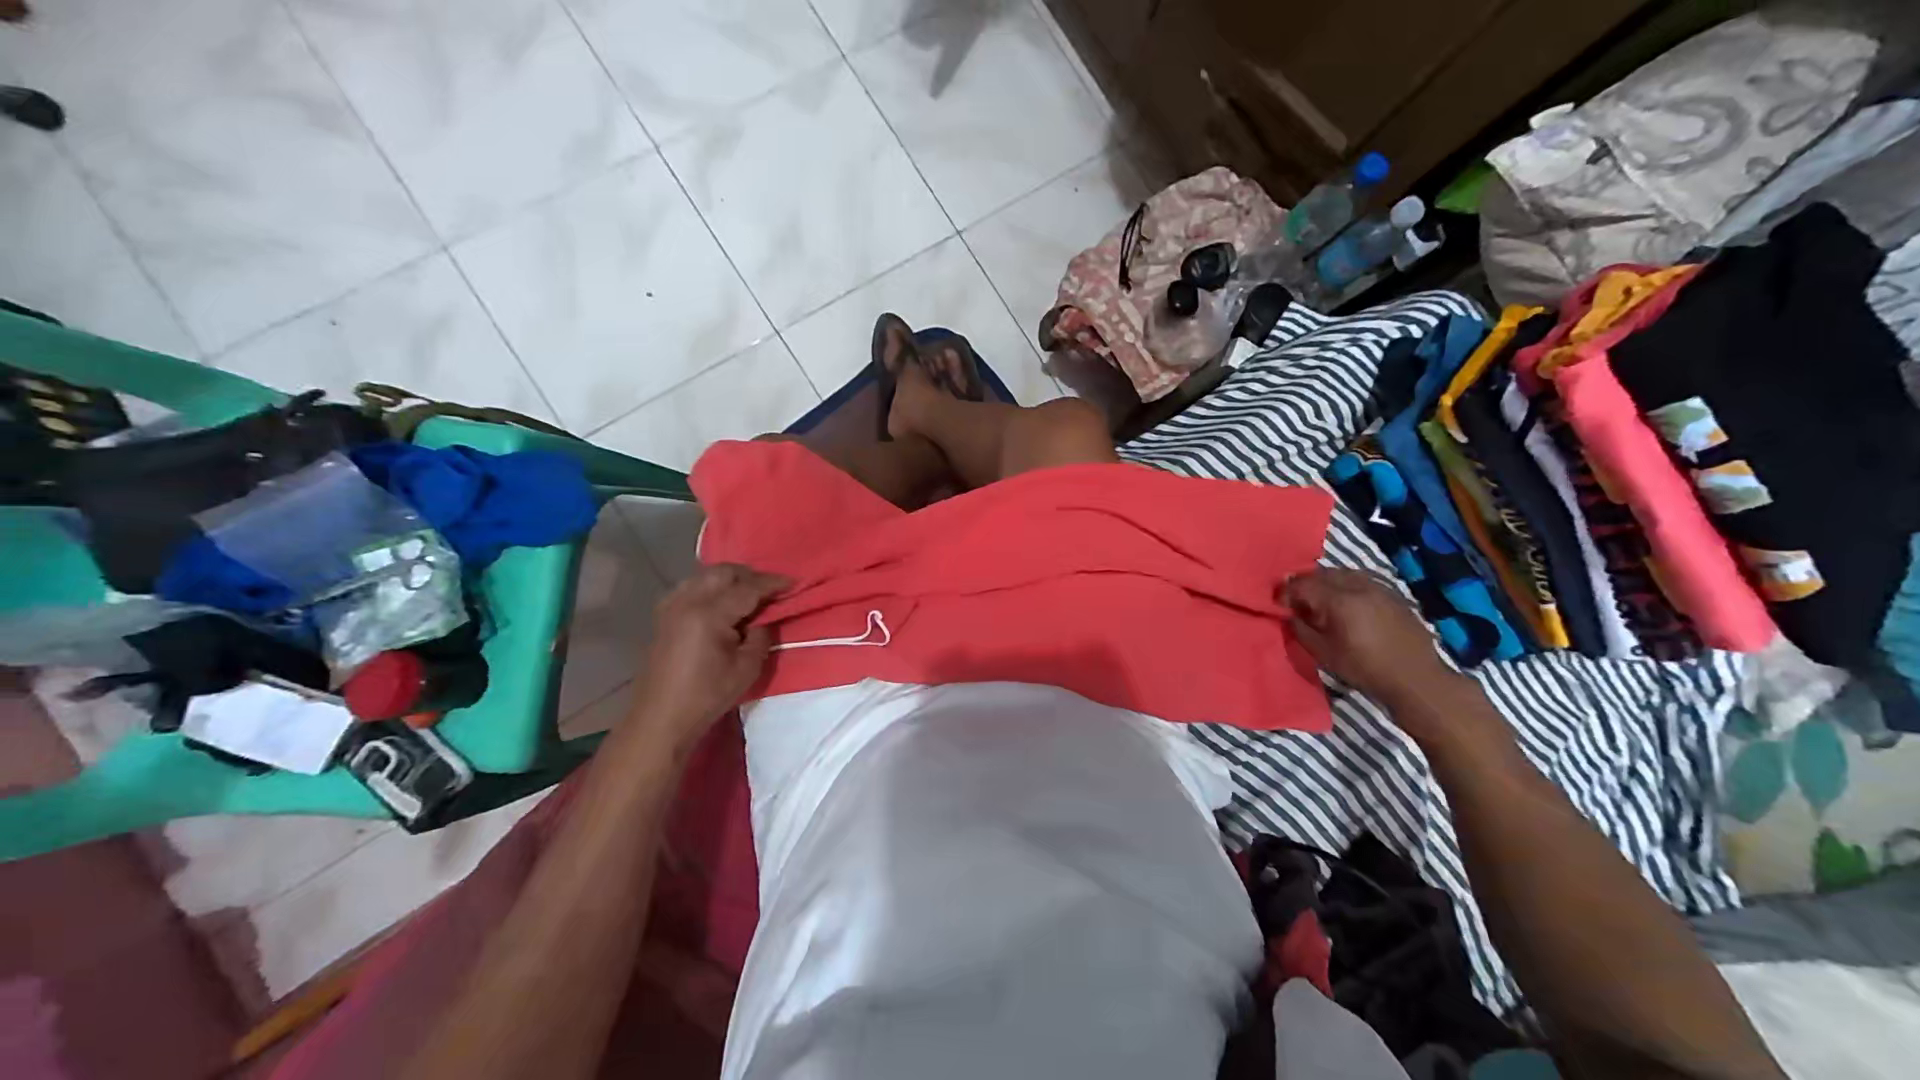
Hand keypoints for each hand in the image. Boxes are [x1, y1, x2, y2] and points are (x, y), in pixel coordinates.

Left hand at [630, 564, 789, 744]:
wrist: (661, 718)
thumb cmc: (707, 696)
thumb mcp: (747, 668)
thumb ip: (761, 636)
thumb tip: (764, 619)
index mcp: (709, 614)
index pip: (748, 588)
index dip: (773, 583)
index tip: (793, 583)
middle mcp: (687, 601)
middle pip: (723, 572)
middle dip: (750, 575)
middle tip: (771, 590)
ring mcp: (671, 605)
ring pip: (705, 575)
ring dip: (729, 579)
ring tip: (748, 594)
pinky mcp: (663, 615)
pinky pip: (691, 586)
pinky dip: (710, 586)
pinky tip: (721, 602)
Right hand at [1283, 567, 1463, 708]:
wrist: (1416, 678)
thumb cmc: (1365, 669)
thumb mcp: (1323, 653)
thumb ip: (1301, 629)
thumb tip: (1290, 615)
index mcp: (1339, 600)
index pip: (1302, 584)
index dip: (1285, 592)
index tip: (1279, 605)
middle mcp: (1359, 586)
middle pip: (1322, 573)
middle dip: (1305, 584)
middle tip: (1298, 602)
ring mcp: (1379, 587)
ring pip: (1343, 573)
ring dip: (1327, 582)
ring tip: (1322, 601)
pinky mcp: (1393, 593)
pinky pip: (1361, 580)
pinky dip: (1347, 586)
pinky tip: (1347, 603)